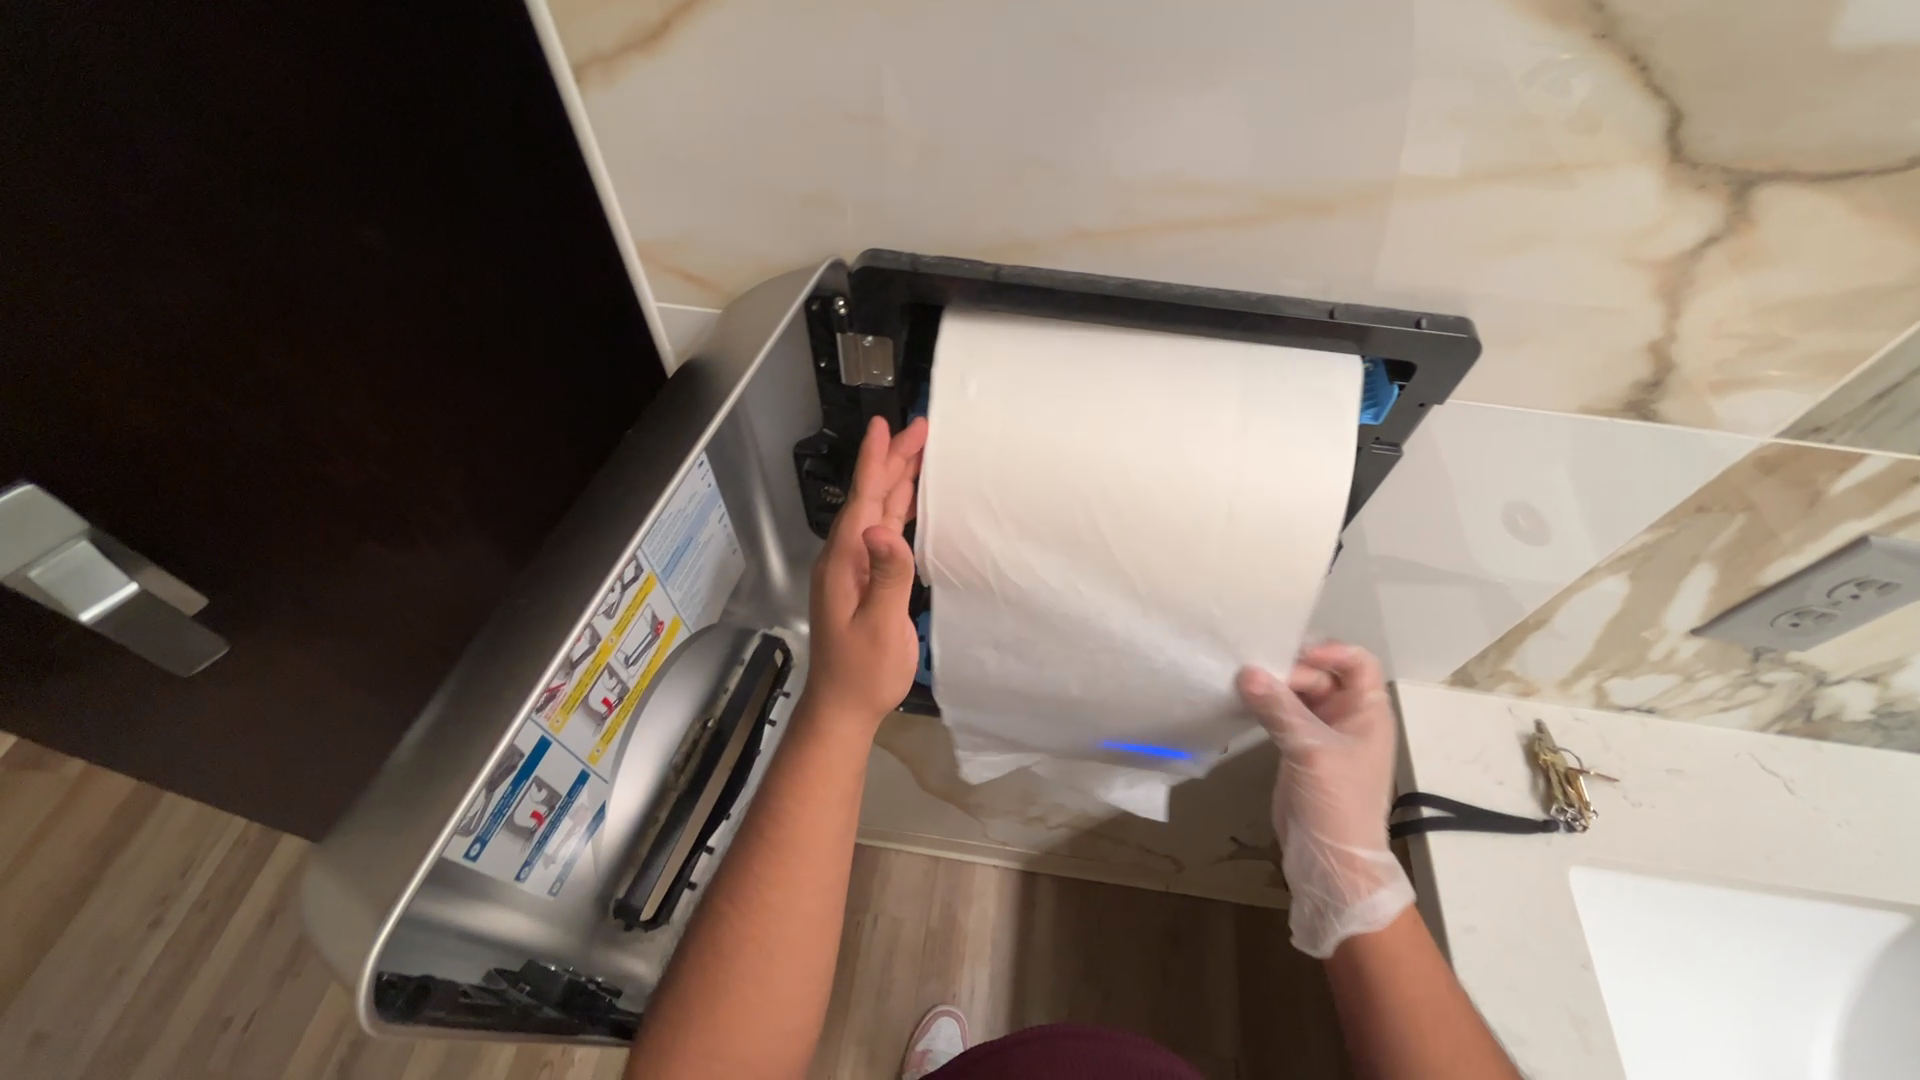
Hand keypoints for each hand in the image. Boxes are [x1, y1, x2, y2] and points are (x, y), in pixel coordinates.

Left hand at [801, 415, 928, 729]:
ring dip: (897, 482)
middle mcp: (846, 557)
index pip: (862, 500)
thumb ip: (886, 576)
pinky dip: (899, 511)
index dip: (875, 462)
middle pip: (871, 499)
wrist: (844, 706)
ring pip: (877, 513)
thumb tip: (882, 529)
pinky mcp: (866, 581)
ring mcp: (854, 569)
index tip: (885, 426)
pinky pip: (883, 534)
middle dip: (893, 462)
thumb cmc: (863, 671)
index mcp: (844, 561)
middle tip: (919, 429)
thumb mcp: (878, 625)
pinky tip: (911, 503)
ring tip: (919, 454)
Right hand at [1238, 643, 1413, 958]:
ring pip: (1298, 695)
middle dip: (1290, 671)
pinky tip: (1242, 701)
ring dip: (1274, 688)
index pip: (1356, 662)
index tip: (1290, 654)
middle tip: (1255, 673)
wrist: (1330, 859)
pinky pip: (1283, 715)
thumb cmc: (1337, 801)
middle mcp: (1349, 718)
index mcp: (1368, 713)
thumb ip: (1278, 708)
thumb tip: (1246, 672)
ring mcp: (1323, 735)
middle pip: (1321, 675)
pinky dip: (1266, 706)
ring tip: (1242, 683)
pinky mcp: (1299, 750)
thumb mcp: (1310, 750)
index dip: (1329, 651)